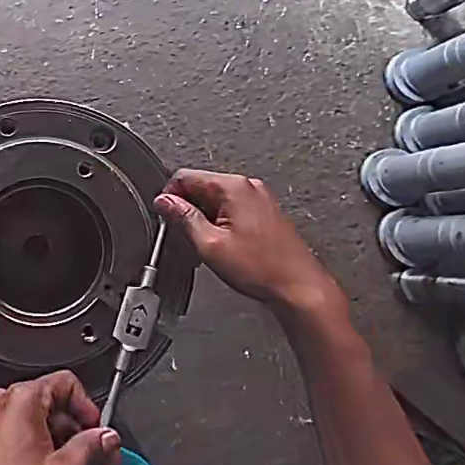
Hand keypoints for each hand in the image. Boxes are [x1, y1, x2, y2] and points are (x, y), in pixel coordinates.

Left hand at [0, 371, 122, 464]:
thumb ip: (91, 448)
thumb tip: (106, 437)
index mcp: (22, 400)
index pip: (68, 384)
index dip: (91, 411)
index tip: (100, 436)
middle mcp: (7, 404)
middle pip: (60, 409)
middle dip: (85, 440)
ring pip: (49, 427)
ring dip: (71, 453)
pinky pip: (33, 439)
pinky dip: (52, 458)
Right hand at [155, 169, 346, 326]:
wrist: (299, 288)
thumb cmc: (263, 268)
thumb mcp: (209, 244)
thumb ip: (183, 217)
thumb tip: (165, 202)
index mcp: (234, 187)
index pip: (185, 176)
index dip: (169, 197)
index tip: (165, 215)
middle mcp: (249, 187)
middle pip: (201, 186)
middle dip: (188, 209)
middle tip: (188, 237)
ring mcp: (259, 199)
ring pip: (216, 200)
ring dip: (205, 219)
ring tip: (211, 246)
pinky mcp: (264, 214)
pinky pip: (232, 210)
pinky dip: (222, 225)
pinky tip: (226, 248)